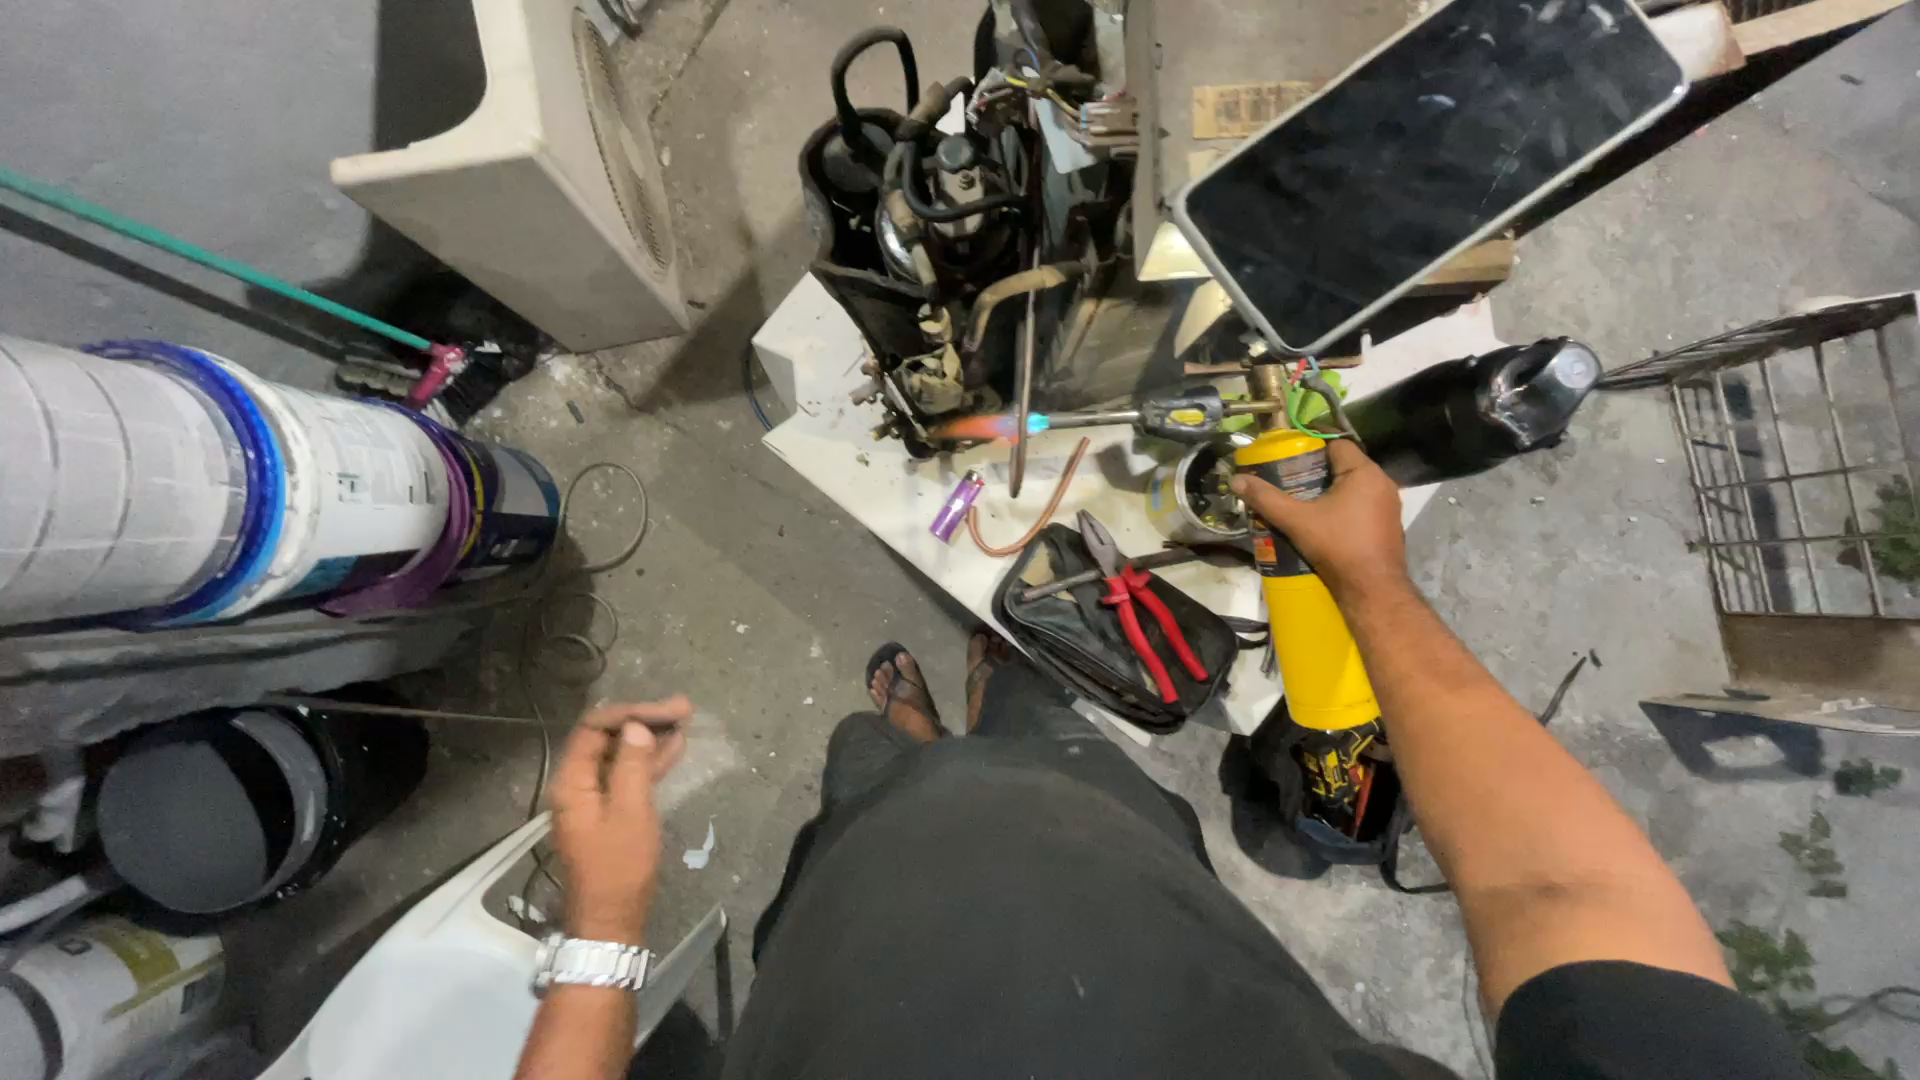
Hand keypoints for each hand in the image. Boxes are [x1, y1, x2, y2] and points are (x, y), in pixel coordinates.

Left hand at [549, 697, 691, 943]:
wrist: (612, 919)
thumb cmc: (619, 866)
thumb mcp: (631, 812)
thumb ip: (633, 766)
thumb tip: (636, 727)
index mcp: (571, 782)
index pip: (595, 728)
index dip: (631, 713)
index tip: (668, 711)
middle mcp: (577, 784)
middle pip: (607, 738)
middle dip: (644, 720)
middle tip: (683, 710)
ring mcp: (593, 798)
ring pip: (620, 755)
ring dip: (650, 737)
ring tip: (684, 721)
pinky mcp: (610, 811)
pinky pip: (628, 774)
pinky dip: (650, 760)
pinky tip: (676, 748)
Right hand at [1229, 439, 1410, 599]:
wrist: (1372, 589)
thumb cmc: (1338, 546)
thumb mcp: (1296, 520)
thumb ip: (1266, 498)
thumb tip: (1236, 480)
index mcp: (1364, 473)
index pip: (1338, 444)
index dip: (1312, 444)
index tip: (1288, 451)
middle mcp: (1381, 484)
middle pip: (1343, 465)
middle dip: (1314, 469)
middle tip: (1285, 476)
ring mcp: (1387, 506)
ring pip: (1351, 487)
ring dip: (1326, 489)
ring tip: (1297, 498)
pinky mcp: (1385, 525)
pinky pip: (1359, 504)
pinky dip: (1339, 505)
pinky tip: (1318, 519)